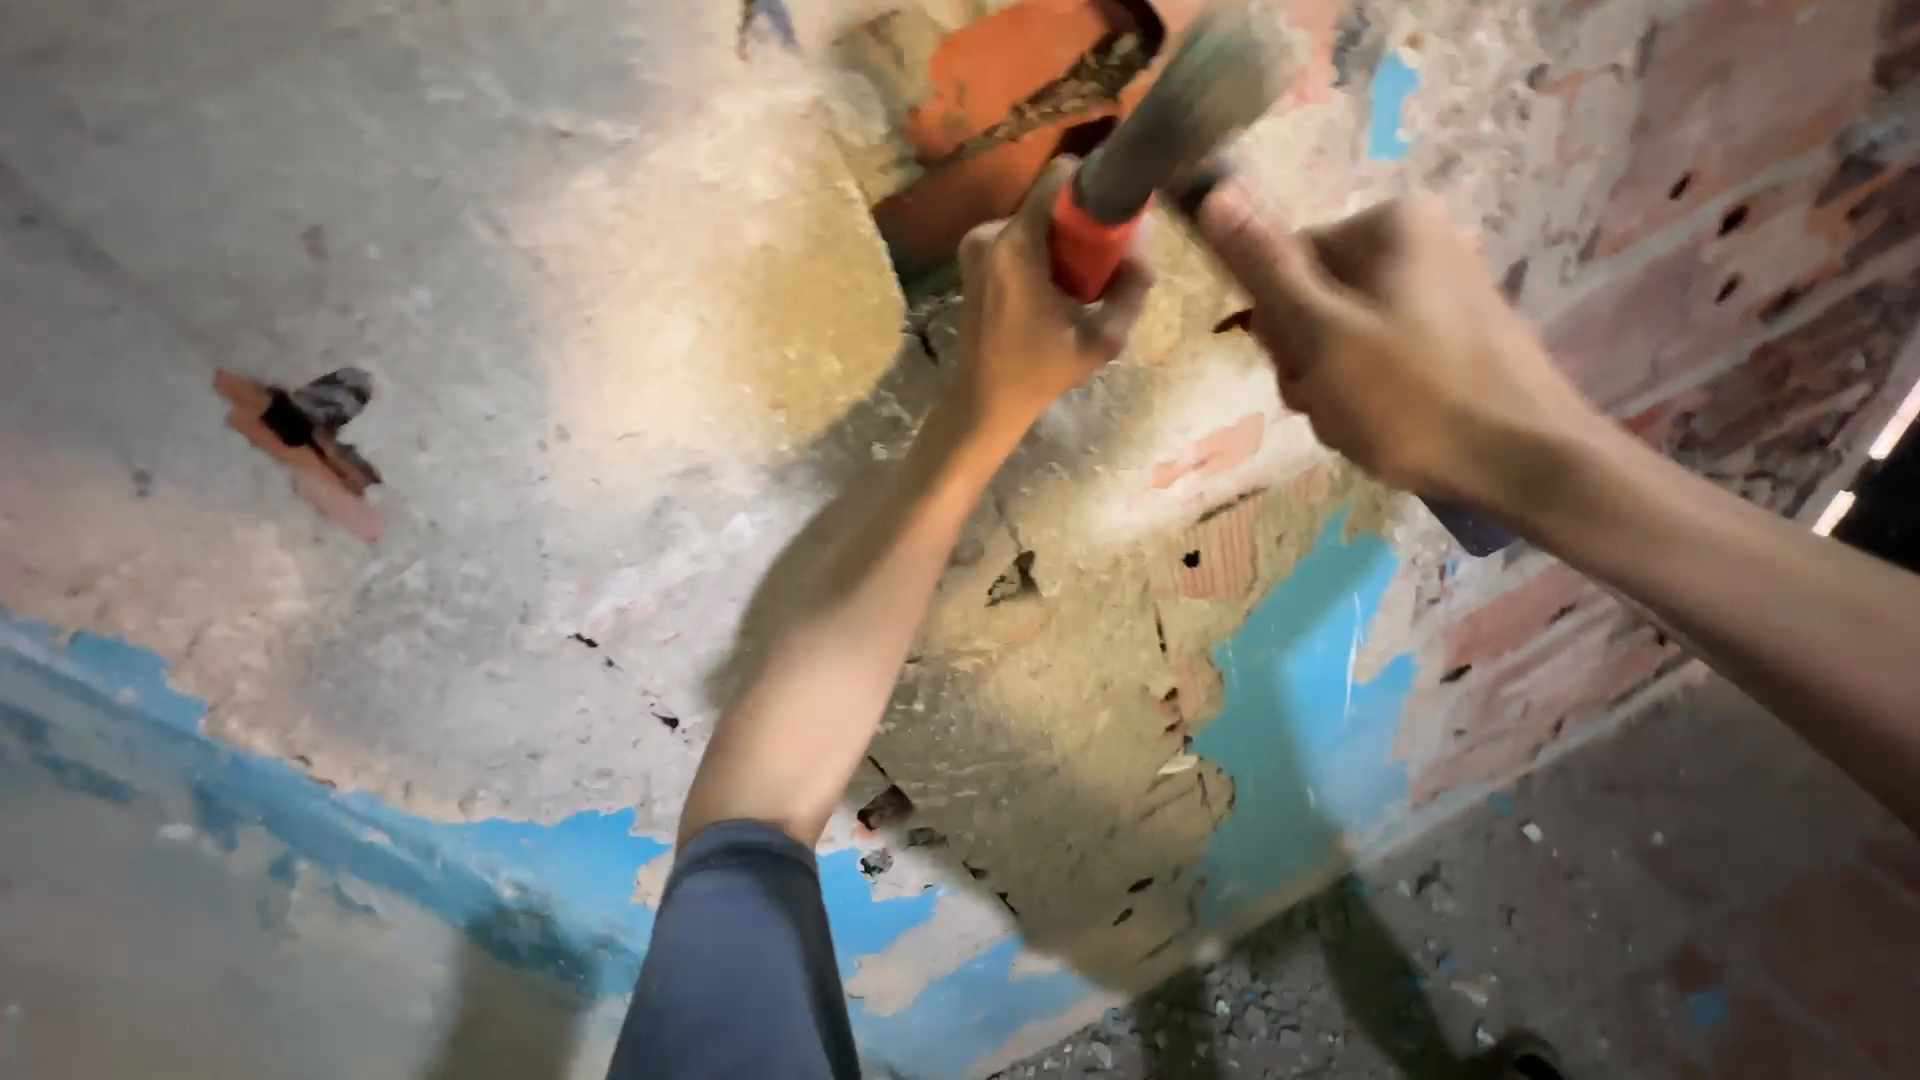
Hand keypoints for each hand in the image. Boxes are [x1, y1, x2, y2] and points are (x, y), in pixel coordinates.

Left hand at [951, 159, 1154, 441]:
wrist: (987, 399)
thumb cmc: (1042, 371)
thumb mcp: (1102, 339)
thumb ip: (1132, 288)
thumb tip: (1147, 244)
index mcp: (1015, 246)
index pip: (1061, 176)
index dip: (1094, 188)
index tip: (1116, 216)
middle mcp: (989, 233)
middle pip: (1050, 201)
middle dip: (1081, 224)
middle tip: (1104, 262)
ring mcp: (974, 244)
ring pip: (1035, 219)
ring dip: (1061, 242)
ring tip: (1078, 282)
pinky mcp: (971, 258)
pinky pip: (1018, 237)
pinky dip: (1041, 253)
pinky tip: (1053, 289)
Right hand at [1194, 182, 1608, 517]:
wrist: (1524, 462)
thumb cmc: (1413, 399)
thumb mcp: (1323, 334)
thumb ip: (1265, 269)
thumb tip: (1214, 194)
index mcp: (1387, 227)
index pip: (1283, 263)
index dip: (1276, 324)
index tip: (1299, 367)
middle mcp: (1416, 244)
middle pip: (1311, 300)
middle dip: (1305, 360)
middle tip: (1328, 399)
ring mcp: (1436, 291)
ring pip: (1337, 337)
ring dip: (1328, 385)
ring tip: (1355, 418)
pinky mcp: (1449, 335)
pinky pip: (1375, 357)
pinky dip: (1363, 394)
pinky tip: (1379, 423)